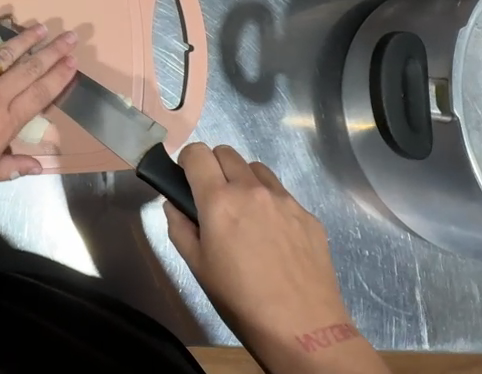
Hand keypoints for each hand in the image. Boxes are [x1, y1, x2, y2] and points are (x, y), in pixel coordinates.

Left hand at [0, 12, 77, 190]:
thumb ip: (14, 167)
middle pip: (29, 69)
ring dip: (24, 39)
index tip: (73, 62)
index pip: (40, 94)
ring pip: (4, 54)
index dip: (59, 76)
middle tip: (69, 36)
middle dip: (52, 52)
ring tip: (41, 27)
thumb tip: (41, 166)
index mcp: (6, 122)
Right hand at [164, 144, 382, 372]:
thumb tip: (174, 204)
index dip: (188, 160)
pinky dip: (271, 201)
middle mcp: (251, 190)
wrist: (303, 329)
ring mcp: (284, 199)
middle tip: (215, 197)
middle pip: (226, 152)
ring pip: (256, 168)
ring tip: (246, 212)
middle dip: (214, 167)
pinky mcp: (307, 214)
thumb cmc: (241, 300)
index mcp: (219, 200)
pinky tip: (274, 234)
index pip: (197, 152)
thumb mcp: (197, 267)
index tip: (187, 178)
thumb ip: (179, 227)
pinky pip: (282, 193)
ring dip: (244, 179)